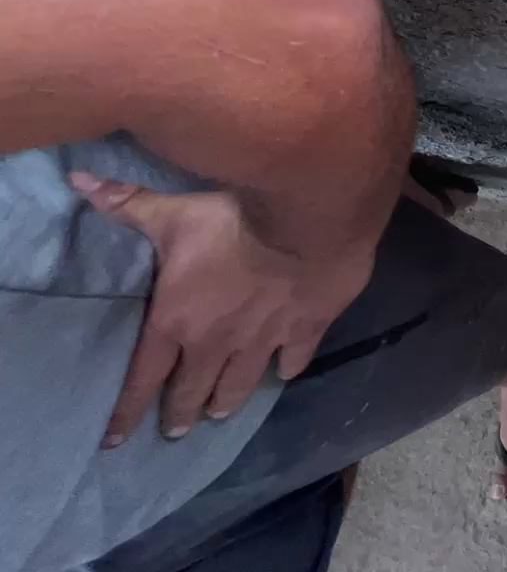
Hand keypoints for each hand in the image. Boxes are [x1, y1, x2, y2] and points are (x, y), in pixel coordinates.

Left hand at [70, 172, 374, 444]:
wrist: (312, 223)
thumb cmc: (239, 221)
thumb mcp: (177, 211)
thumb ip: (129, 203)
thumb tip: (77, 181)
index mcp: (177, 322)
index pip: (142, 379)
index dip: (126, 413)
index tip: (116, 442)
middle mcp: (217, 341)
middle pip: (194, 388)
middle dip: (184, 412)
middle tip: (181, 429)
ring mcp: (266, 337)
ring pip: (242, 380)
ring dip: (230, 399)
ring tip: (223, 411)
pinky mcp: (309, 325)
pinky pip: (296, 357)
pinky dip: (289, 366)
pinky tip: (287, 371)